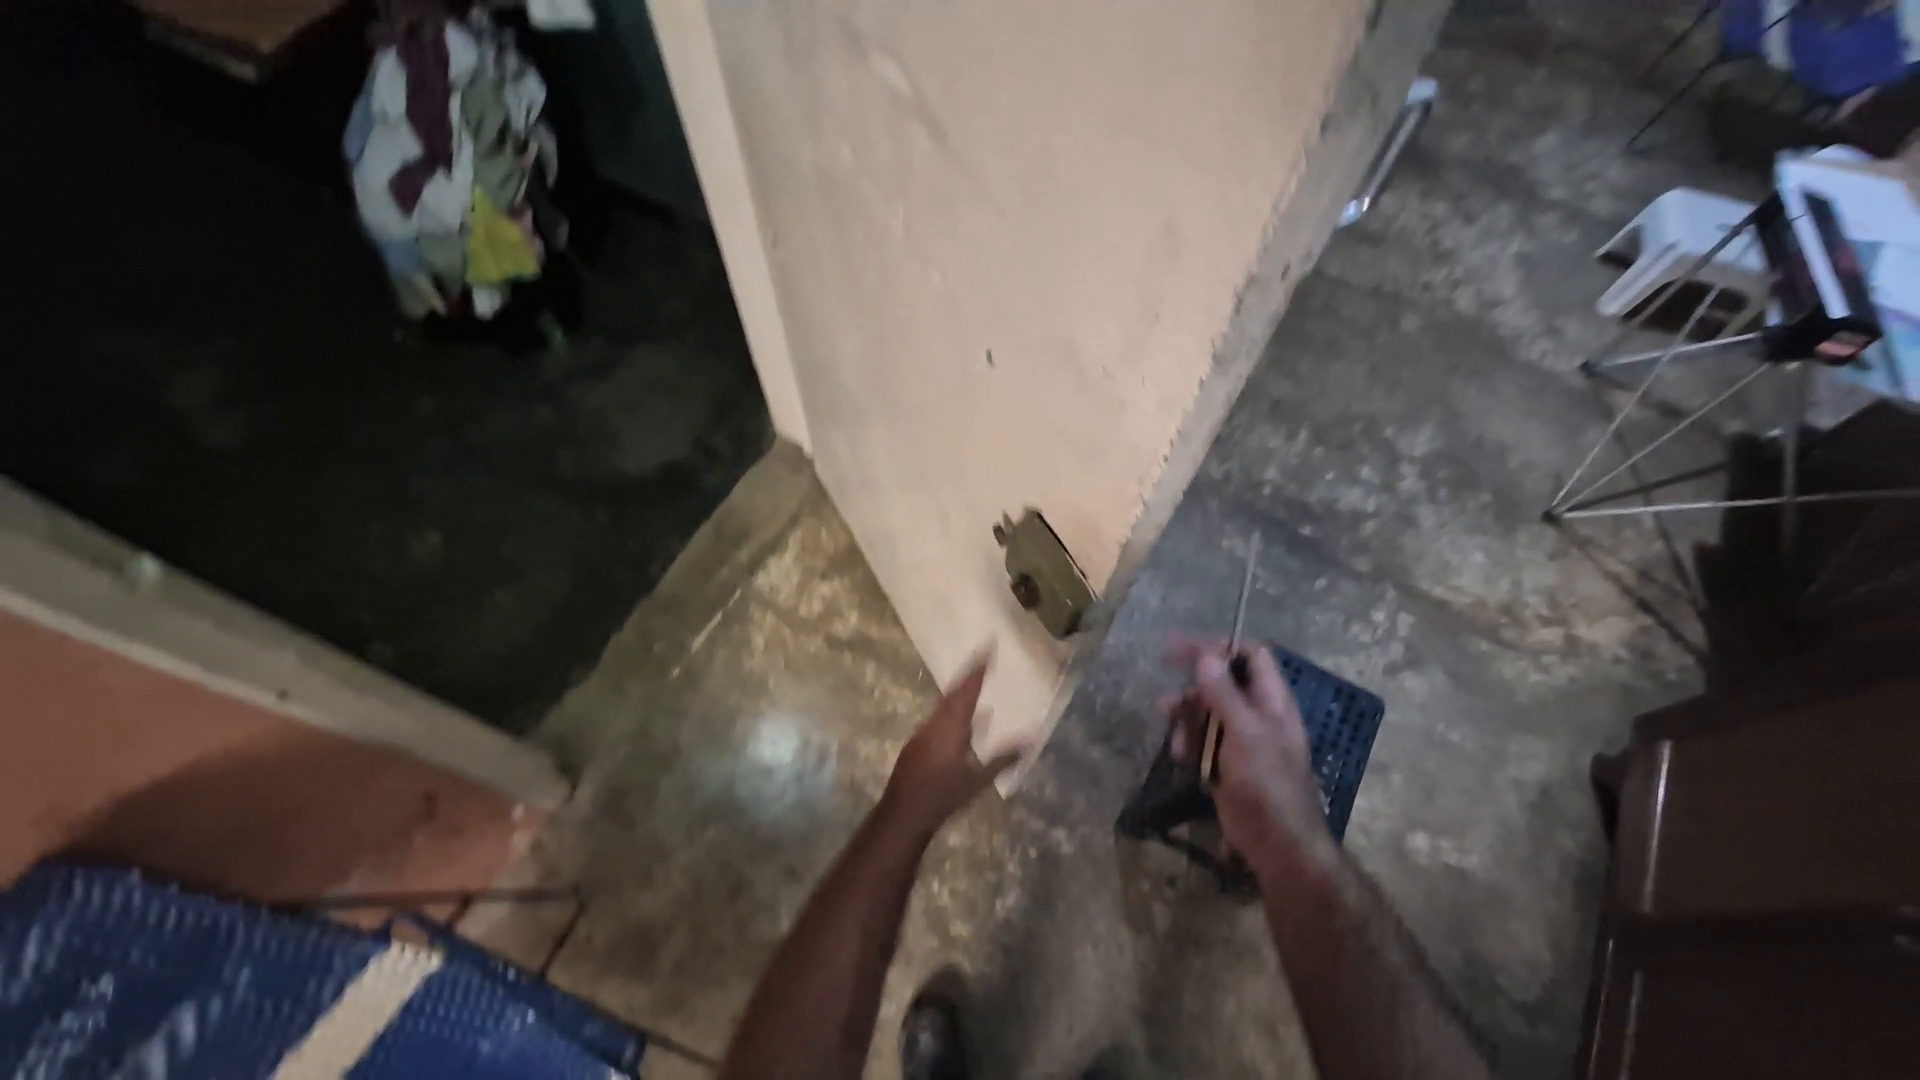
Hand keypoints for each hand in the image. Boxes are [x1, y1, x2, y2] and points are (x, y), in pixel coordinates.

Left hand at [883, 656, 1021, 835]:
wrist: (903, 813)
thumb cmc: (943, 796)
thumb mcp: (978, 780)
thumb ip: (1003, 759)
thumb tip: (1030, 740)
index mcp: (952, 726)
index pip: (968, 689)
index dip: (978, 668)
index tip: (988, 647)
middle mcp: (935, 722)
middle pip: (953, 692)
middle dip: (968, 676)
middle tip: (982, 660)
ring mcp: (922, 732)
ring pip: (943, 705)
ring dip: (958, 694)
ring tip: (974, 686)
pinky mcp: (915, 743)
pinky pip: (937, 718)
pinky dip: (950, 711)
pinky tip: (959, 722)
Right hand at [1167, 640, 1337, 881]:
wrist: (1278, 843)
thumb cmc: (1268, 783)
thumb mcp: (1245, 732)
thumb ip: (1224, 693)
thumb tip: (1206, 655)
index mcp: (1272, 700)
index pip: (1250, 655)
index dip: (1218, 646)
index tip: (1181, 649)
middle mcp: (1258, 714)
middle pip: (1222, 683)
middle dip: (1193, 687)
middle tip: (1166, 692)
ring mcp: (1242, 740)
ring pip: (1208, 712)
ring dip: (1186, 717)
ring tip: (1170, 728)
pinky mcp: (1226, 763)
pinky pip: (1203, 740)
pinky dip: (1189, 742)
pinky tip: (1181, 756)